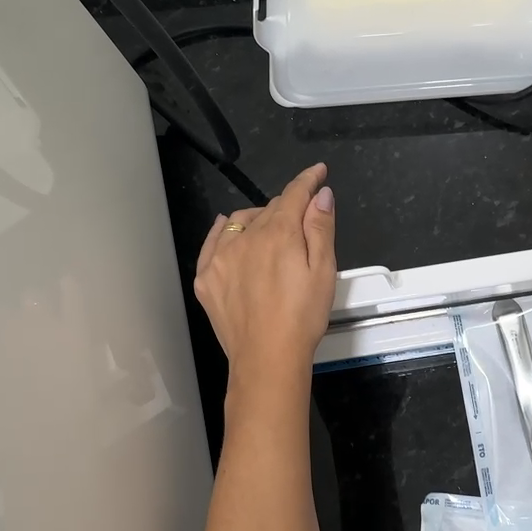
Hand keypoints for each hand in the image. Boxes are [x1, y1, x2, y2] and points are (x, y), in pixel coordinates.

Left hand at [193, 163, 337, 376]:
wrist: (267, 358)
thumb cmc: (303, 316)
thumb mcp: (324, 270)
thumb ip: (320, 227)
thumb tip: (320, 193)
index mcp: (279, 233)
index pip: (294, 194)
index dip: (308, 180)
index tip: (318, 172)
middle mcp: (246, 237)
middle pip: (269, 208)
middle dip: (287, 206)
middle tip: (303, 218)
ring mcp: (221, 258)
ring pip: (240, 221)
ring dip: (257, 217)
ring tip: (271, 228)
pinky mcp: (207, 278)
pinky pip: (212, 242)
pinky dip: (223, 229)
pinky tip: (227, 225)